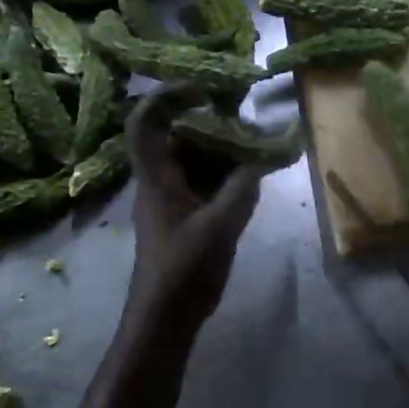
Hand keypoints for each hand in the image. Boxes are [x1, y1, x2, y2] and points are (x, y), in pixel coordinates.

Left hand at [123, 90, 264, 339]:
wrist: (164, 319)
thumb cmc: (184, 270)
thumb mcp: (221, 226)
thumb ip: (243, 187)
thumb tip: (263, 155)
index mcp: (156, 179)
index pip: (145, 124)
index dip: (167, 98)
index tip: (202, 88)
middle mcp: (160, 182)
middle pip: (177, 138)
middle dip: (210, 124)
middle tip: (246, 119)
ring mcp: (171, 201)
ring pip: (193, 161)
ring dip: (221, 151)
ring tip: (255, 145)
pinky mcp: (184, 218)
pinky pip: (202, 183)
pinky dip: (224, 175)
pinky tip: (250, 176)